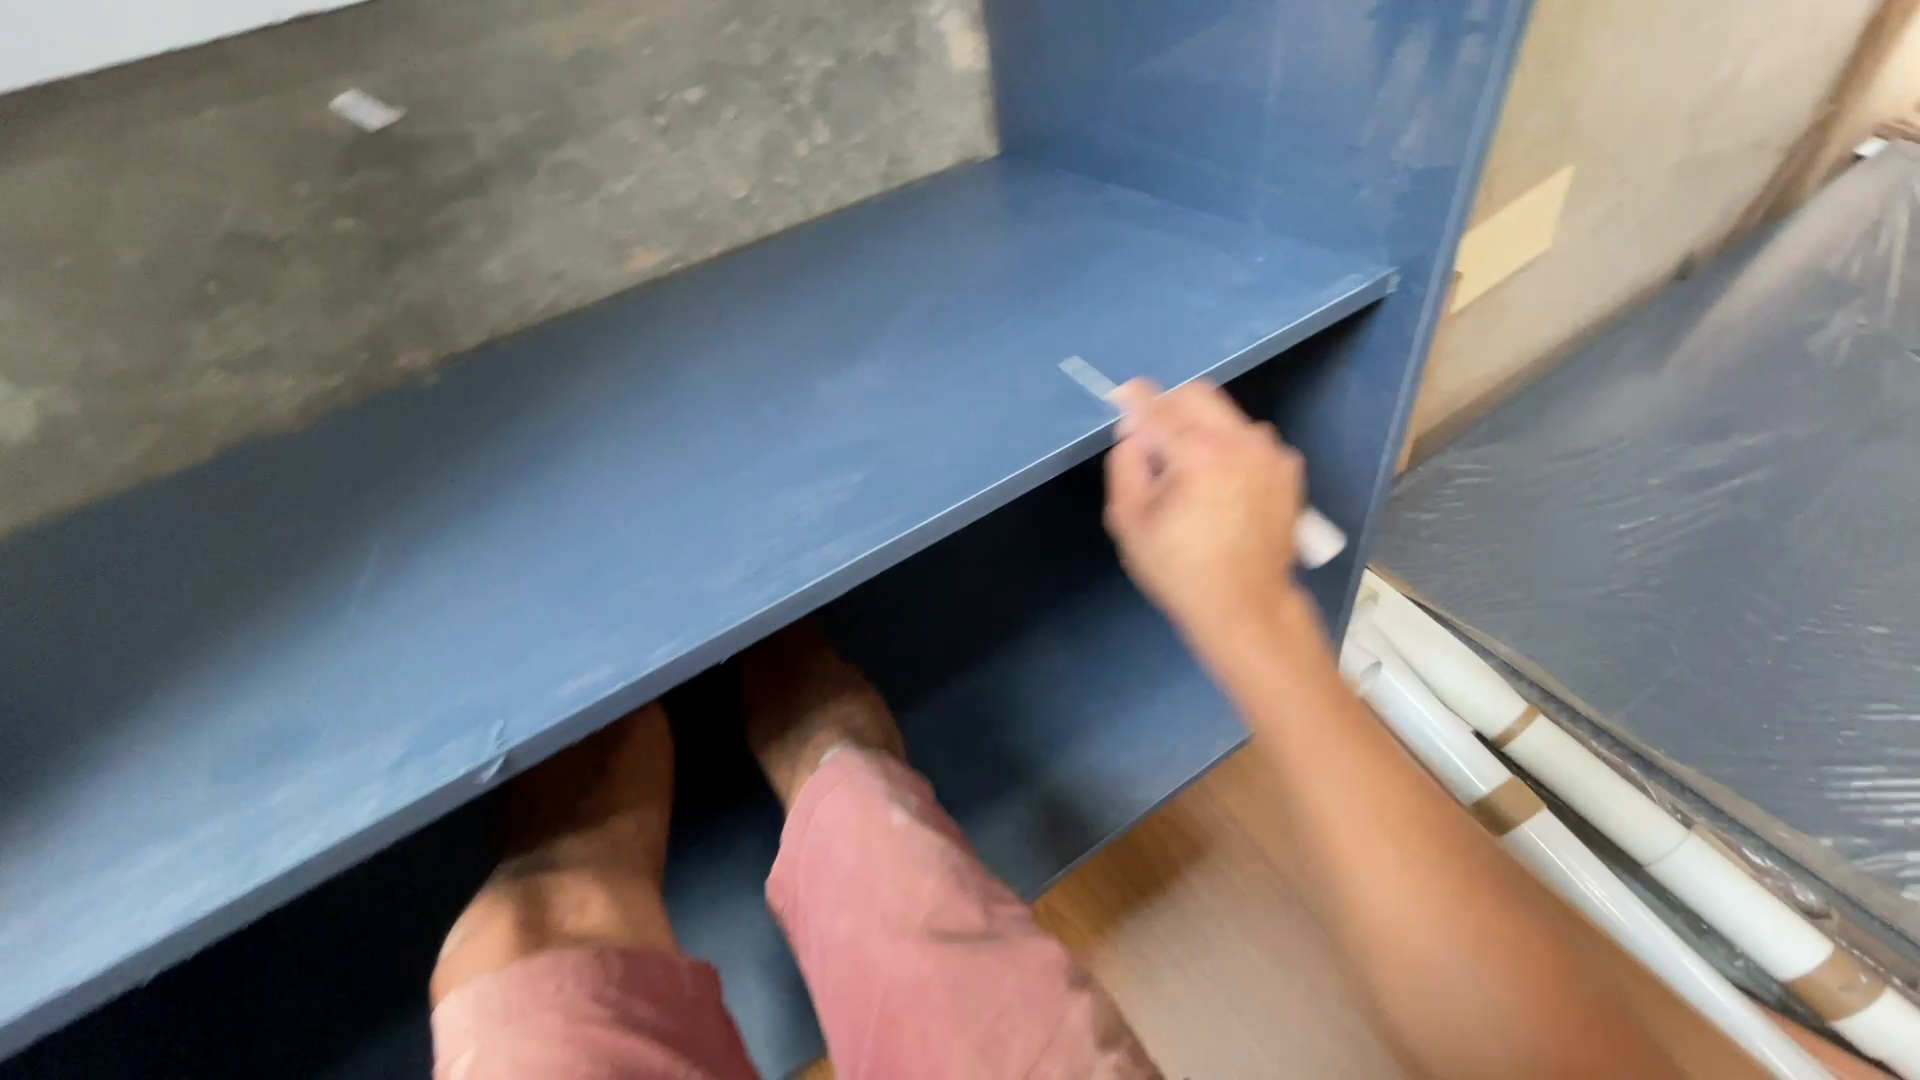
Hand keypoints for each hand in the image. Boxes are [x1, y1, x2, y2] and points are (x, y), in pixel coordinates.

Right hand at [1103, 378, 1308, 635]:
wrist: (1245, 604)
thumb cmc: (1179, 568)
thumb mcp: (1129, 520)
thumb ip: (1125, 463)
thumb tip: (1134, 433)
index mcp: (1198, 451)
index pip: (1157, 405)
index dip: (1133, 398)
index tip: (1121, 397)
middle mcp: (1240, 440)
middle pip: (1196, 395)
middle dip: (1168, 408)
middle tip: (1152, 440)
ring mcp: (1270, 453)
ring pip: (1226, 416)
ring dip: (1201, 430)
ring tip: (1190, 473)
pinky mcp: (1288, 469)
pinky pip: (1250, 441)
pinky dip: (1229, 450)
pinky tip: (1221, 487)